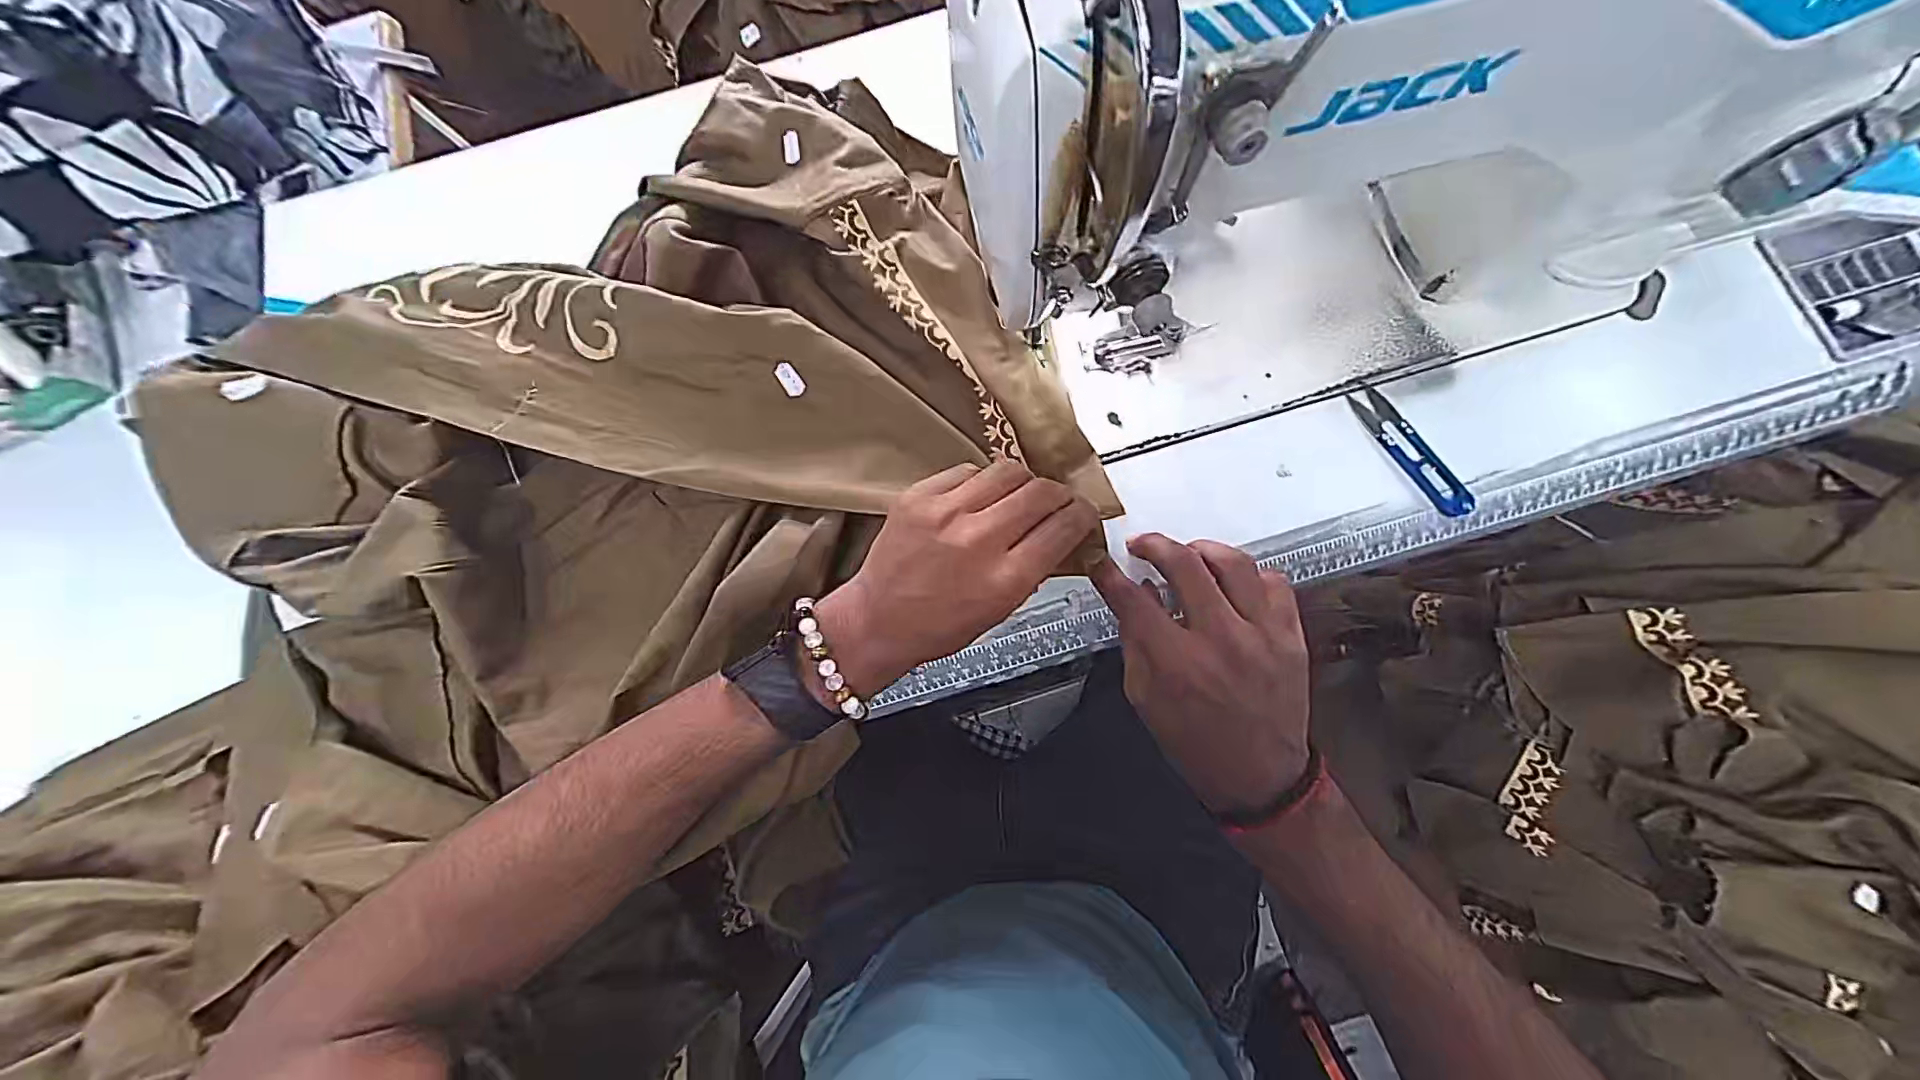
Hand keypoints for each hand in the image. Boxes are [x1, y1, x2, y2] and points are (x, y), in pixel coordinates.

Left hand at [811, 460, 1098, 697]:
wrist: (878, 620)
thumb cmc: (937, 625)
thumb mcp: (1001, 610)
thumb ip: (1035, 569)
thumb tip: (1061, 534)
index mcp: (1005, 579)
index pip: (1063, 527)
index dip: (1082, 515)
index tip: (1083, 513)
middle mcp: (978, 540)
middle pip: (1041, 492)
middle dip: (1059, 494)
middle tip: (1057, 500)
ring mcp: (945, 513)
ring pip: (1008, 471)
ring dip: (1023, 482)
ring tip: (1019, 495)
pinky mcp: (919, 497)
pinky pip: (968, 470)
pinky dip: (981, 481)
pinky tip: (978, 497)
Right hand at [1089, 534, 1309, 815]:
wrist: (1260, 776)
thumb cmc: (1196, 744)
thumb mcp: (1145, 699)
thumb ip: (1136, 644)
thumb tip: (1132, 598)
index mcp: (1176, 663)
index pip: (1133, 598)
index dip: (1110, 574)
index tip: (1104, 564)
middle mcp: (1220, 641)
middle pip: (1184, 564)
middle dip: (1155, 545)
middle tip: (1143, 545)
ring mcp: (1261, 636)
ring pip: (1233, 563)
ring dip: (1202, 549)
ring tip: (1188, 554)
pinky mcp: (1291, 638)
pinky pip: (1274, 583)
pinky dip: (1249, 574)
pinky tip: (1232, 582)